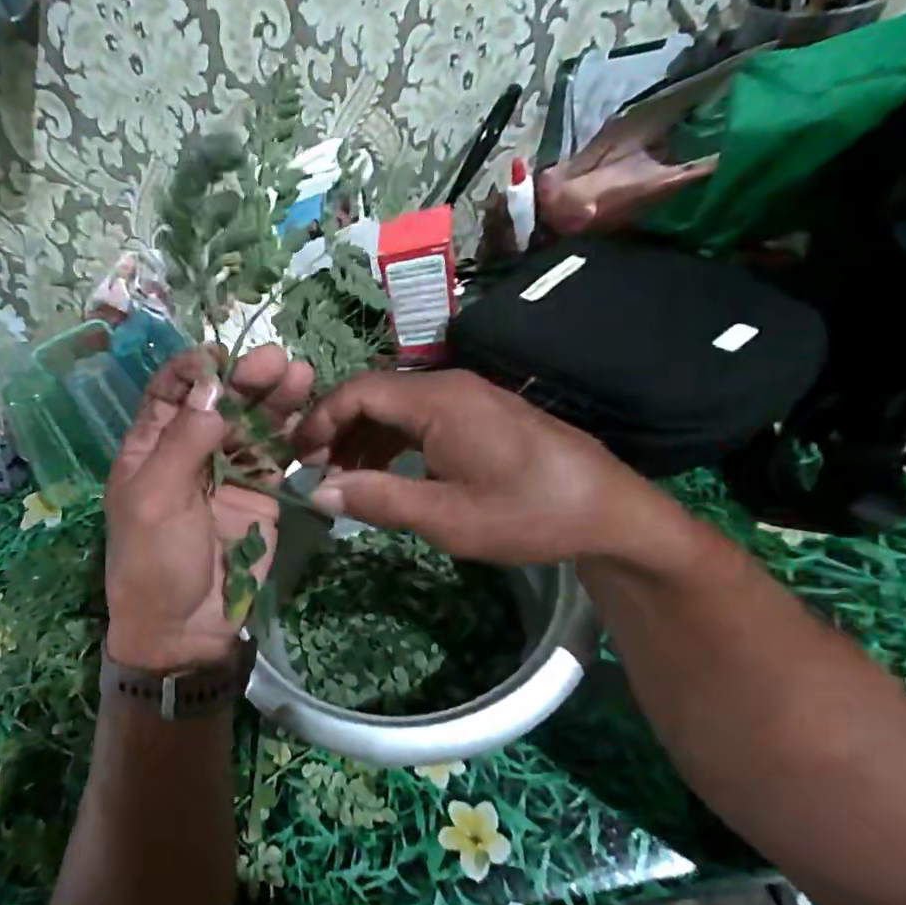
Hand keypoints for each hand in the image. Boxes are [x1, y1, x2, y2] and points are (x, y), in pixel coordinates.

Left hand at [104, 345, 314, 670]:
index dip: (194, 370)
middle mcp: (191, 452)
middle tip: (275, 360)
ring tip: (300, 375)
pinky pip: (277, 458)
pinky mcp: (261, 495)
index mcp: (151, 448)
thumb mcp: (155, 498)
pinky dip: (292, 437)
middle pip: (220, 403)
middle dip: (245, 380)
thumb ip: (185, 441)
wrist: (186, 629)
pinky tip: (309, 416)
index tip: (222, 354)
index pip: (171, 392)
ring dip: (275, 401)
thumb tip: (213, 387)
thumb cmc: (154, 561)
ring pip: (253, 425)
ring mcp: (229, 473)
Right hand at [291, 370, 706, 569]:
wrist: (606, 510)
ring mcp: (470, 398)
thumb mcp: (447, 517)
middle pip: (375, 395)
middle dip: (338, 430)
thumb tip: (318, 492)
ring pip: (398, 407)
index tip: (299, 457)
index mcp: (439, 400)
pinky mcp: (482, 415)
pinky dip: (395, 442)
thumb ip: (379, 500)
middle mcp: (451, 386)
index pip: (359, 391)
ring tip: (345, 480)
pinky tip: (387, 474)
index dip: (321, 420)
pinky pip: (423, 418)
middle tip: (316, 473)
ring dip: (365, 438)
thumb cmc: (526, 513)